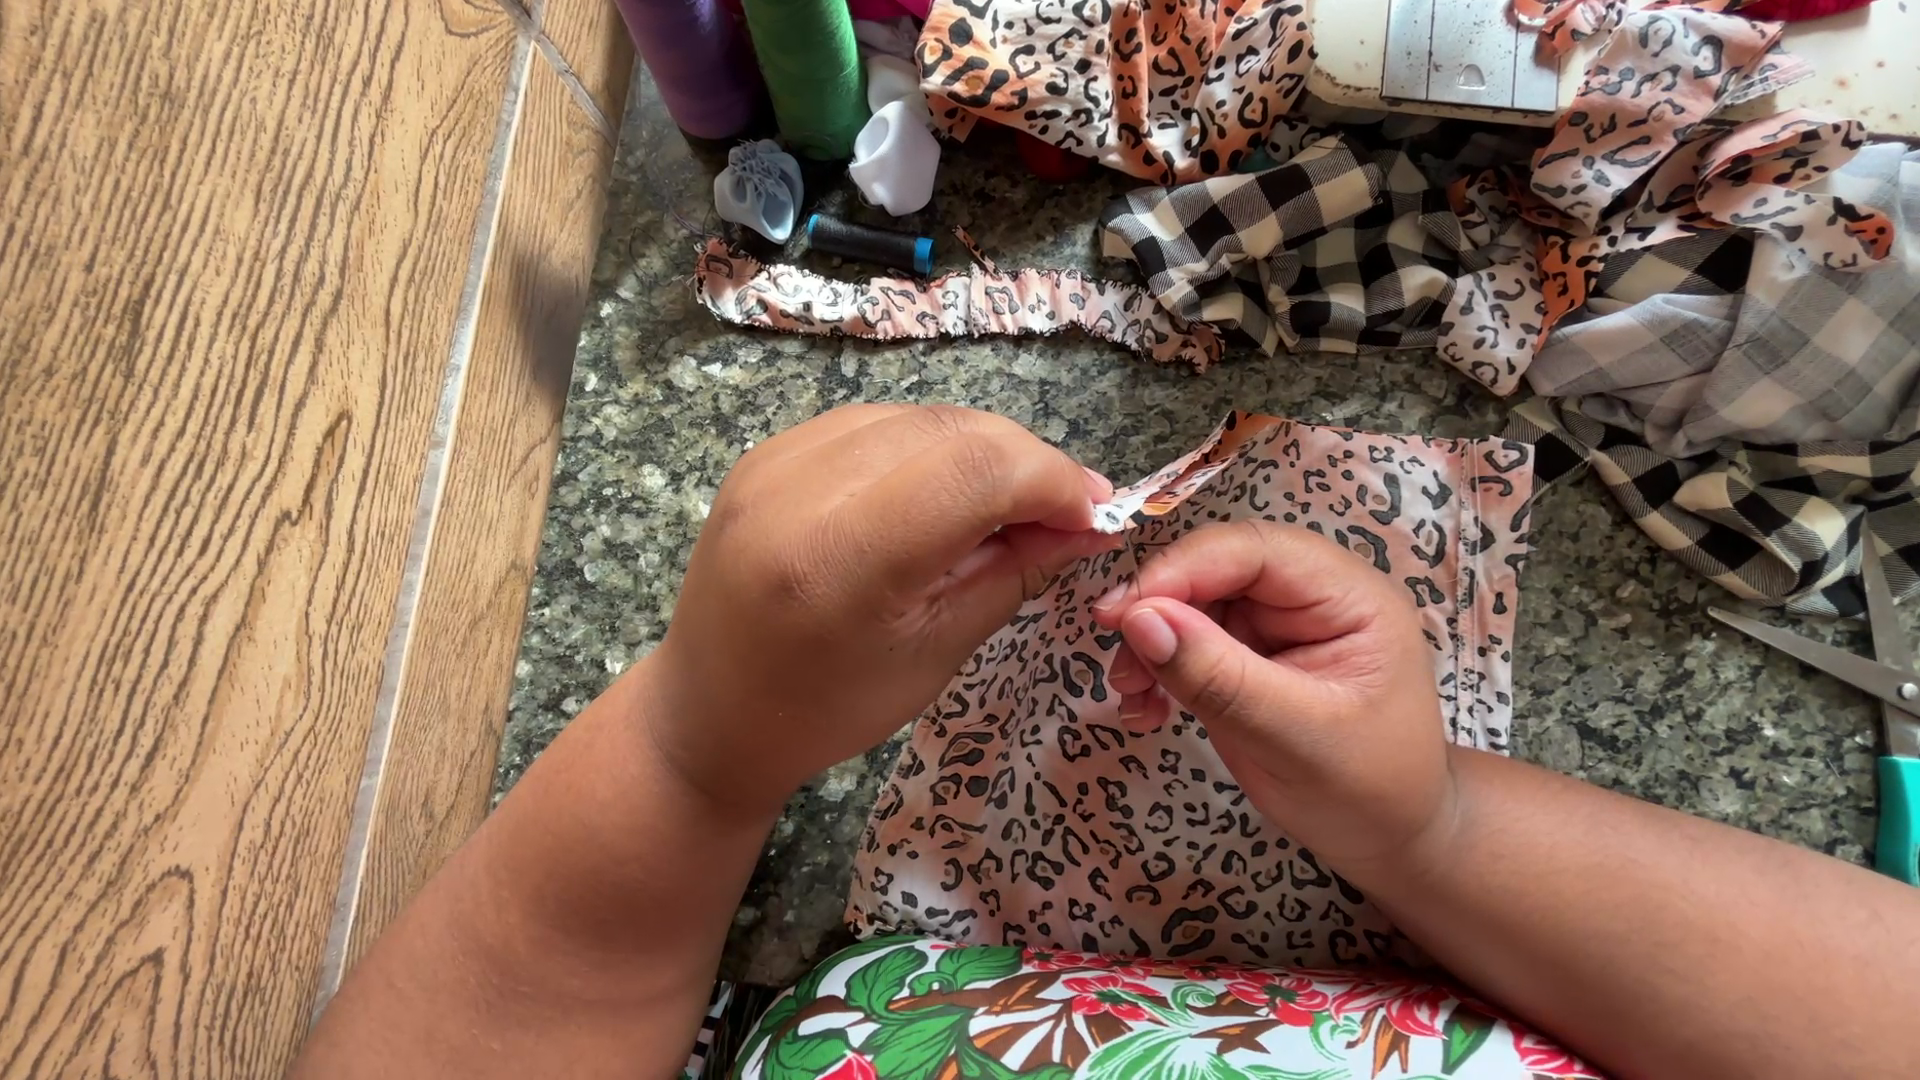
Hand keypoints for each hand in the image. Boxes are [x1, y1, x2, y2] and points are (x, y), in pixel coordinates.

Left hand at [644, 404, 1116, 819]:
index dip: (1052, 481)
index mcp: (841, 556)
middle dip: (1027, 462)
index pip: (977, 468)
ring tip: (1008, 504)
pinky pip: (875, 424)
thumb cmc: (826, 710)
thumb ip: (1013, 574)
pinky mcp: (766, 451)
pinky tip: (942, 491)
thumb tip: (1087, 526)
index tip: (1091, 517)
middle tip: (1064, 512)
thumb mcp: (935, 655)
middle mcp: (800, 485)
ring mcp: (775, 458)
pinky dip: (929, 448)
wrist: (707, 712)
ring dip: (982, 452)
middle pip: (954, 428)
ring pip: (919, 416)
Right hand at [1091, 521, 1453, 878]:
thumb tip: (1138, 619)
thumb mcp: (1295, 737)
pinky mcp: (1243, 650)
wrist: (1384, 836)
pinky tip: (1145, 709)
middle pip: (1213, 569)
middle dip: (1158, 610)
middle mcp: (1306, 594)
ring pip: (1189, 602)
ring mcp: (1272, 621)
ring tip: (1130, 695)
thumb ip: (1218, 677)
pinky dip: (1156, 667)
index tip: (1122, 614)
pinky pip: (1184, 638)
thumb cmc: (1367, 789)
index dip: (1182, 569)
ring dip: (1149, 643)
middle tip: (1121, 663)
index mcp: (1347, 595)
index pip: (1254, 550)